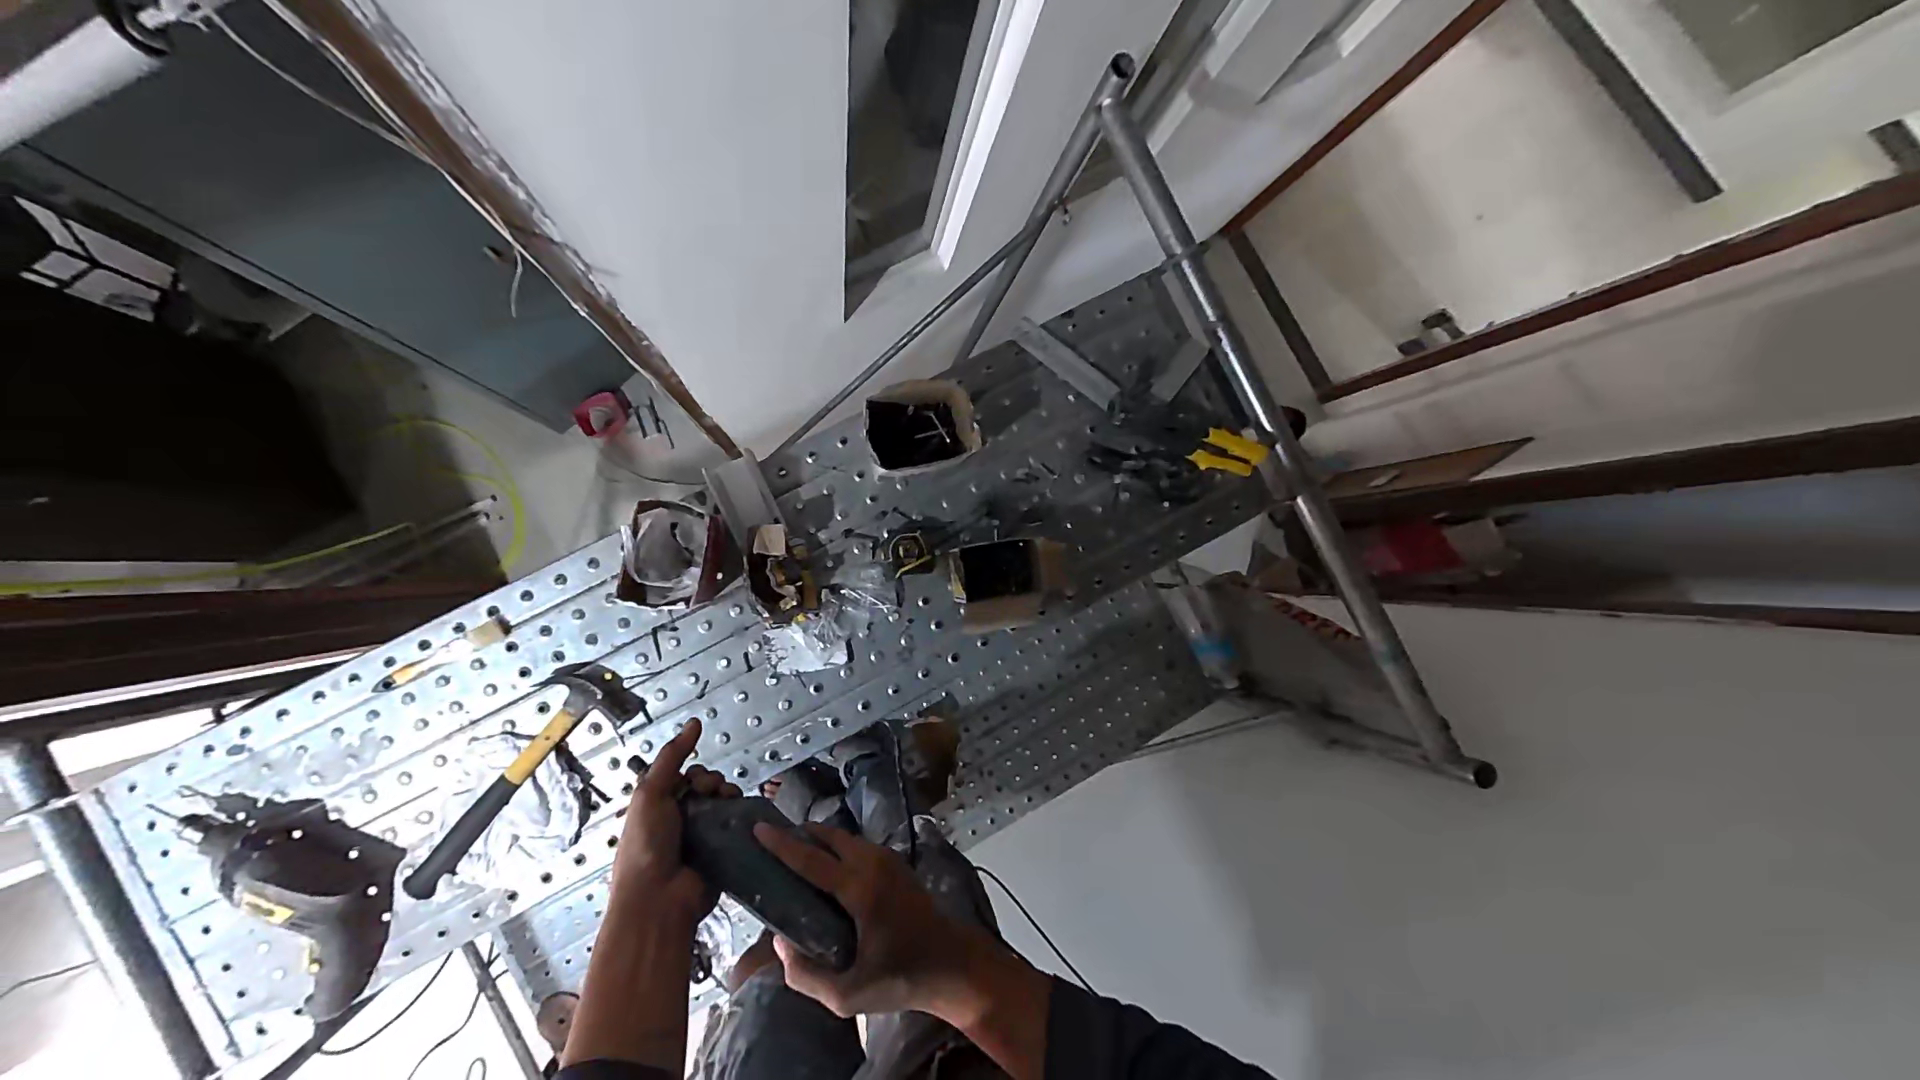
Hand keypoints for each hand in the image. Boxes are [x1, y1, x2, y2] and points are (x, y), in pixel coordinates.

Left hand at [611, 719, 740, 928]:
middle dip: (715, 784)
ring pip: (724, 805)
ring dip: (729, 798)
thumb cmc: (646, 847)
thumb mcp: (651, 793)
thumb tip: (694, 724)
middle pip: (709, 788)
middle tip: (713, 793)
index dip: (697, 774)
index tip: (699, 781)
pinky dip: (740, 819)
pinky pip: (735, 828)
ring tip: (729, 804)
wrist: (659, 900)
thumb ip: (672, 756)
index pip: (686, 777)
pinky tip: (741, 817)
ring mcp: (700, 838)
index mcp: (658, 807)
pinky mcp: (720, 852)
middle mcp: (680, 821)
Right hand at [753, 821, 989, 1017]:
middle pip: (829, 837)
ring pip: (846, 838)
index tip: (759, 828)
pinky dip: (838, 846)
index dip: (782, 843)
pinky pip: (860, 846)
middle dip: (800, 833)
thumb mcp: (848, 995)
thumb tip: (781, 944)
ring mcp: (889, 859)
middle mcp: (874, 864)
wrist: (952, 963)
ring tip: (795, 850)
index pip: (812, 859)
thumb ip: (806, 975)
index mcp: (861, 889)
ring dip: (820, 839)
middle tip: (773, 839)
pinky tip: (827, 865)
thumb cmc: (901, 977)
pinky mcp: (898, 863)